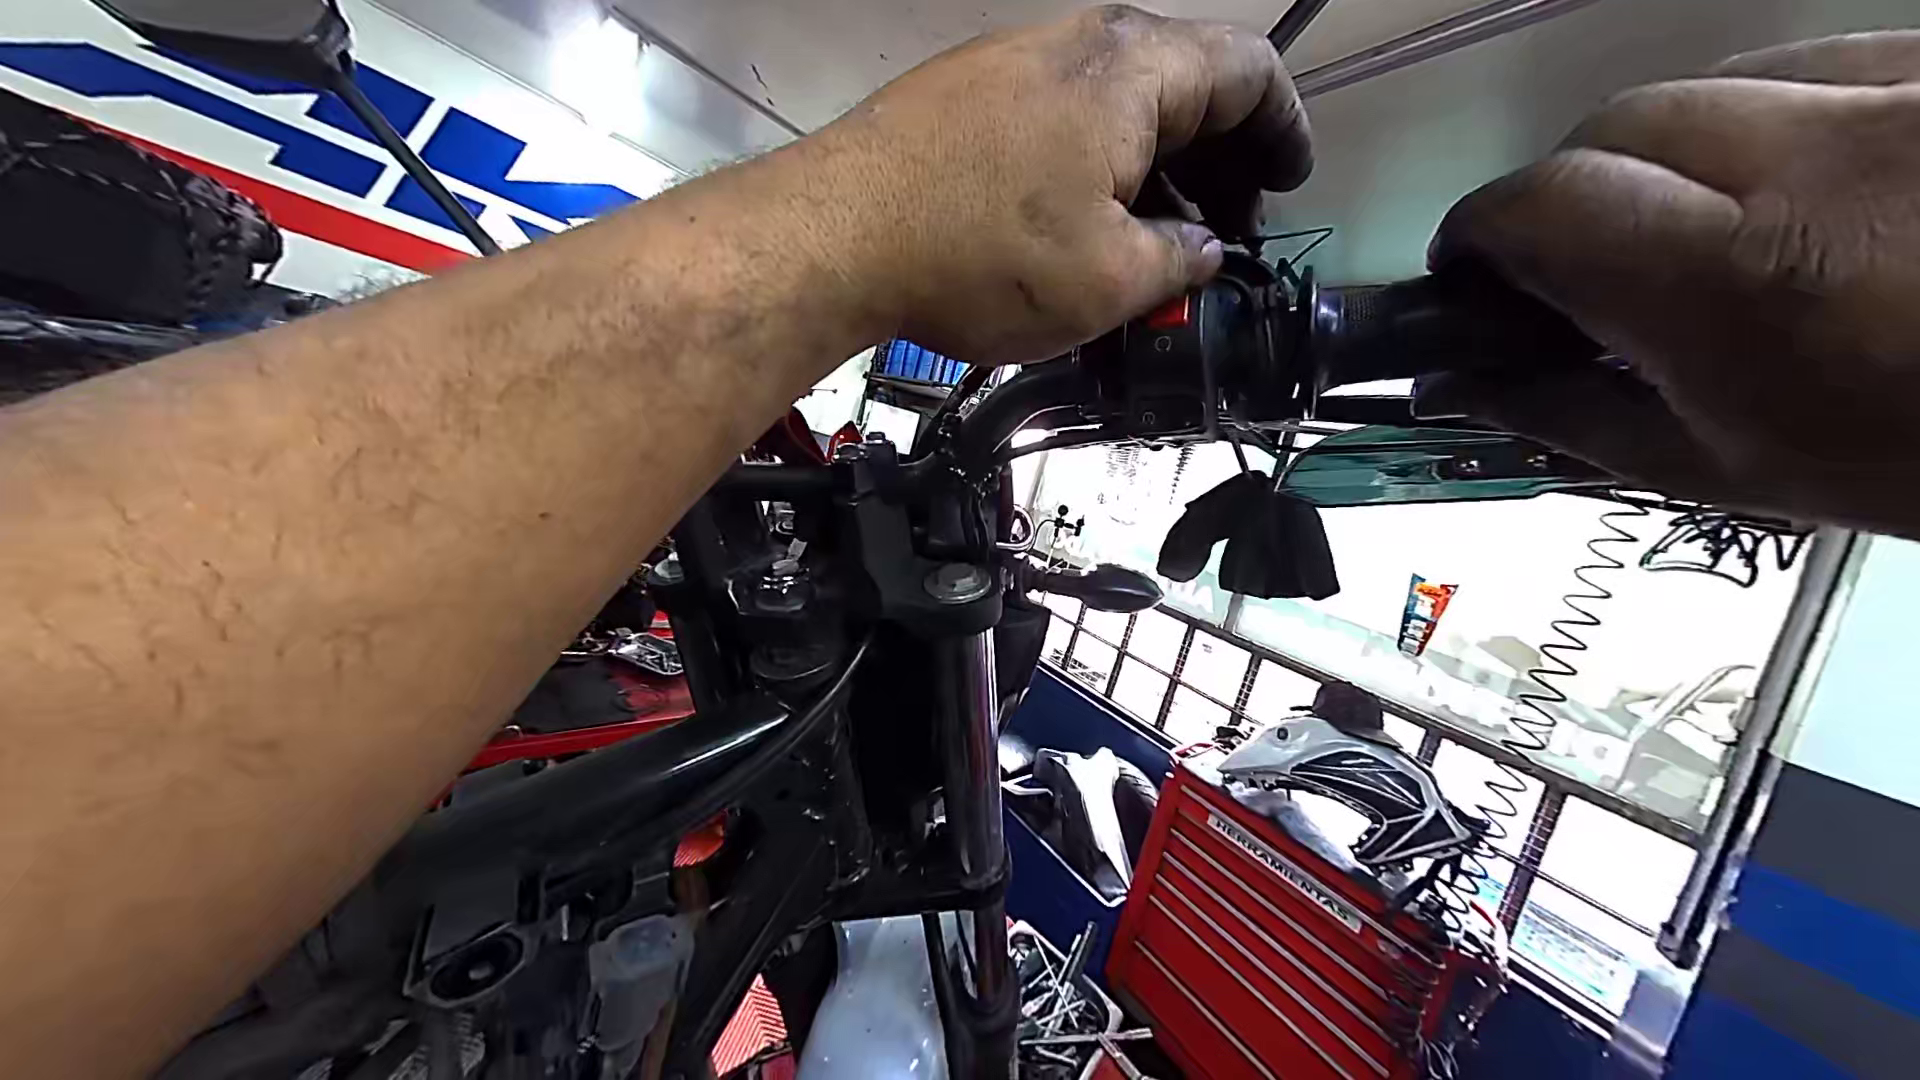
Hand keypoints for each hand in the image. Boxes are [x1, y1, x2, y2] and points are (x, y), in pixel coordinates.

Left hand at [789, 5, 1310, 365]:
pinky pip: (1055, 134)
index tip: (1288, 181)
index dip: (1281, 133)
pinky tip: (1078, 230)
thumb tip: (1200, 251)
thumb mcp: (1104, 282)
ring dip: (1146, 180)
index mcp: (1132, 71)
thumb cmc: (981, 258)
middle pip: (1178, 93)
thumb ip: (1174, 263)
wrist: (842, 239)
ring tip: (1151, 246)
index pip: (1247, 73)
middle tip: (1219, 233)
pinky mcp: (965, 108)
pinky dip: (1088, 178)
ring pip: (1112, 118)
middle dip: (1213, 168)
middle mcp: (1076, 46)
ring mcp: (1012, 70)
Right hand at [1429, 31, 1919, 536]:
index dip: (1477, 227)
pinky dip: (1758, 120)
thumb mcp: (1703, 461)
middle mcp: (1826, 160)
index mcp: (1728, 280)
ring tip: (1675, 218)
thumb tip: (1448, 388)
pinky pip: (1827, 62)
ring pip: (1715, 81)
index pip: (1544, 201)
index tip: (1465, 267)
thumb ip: (1553, 413)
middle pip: (1616, 123)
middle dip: (1556, 188)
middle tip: (1561, 255)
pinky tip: (1778, 182)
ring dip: (1654, 151)